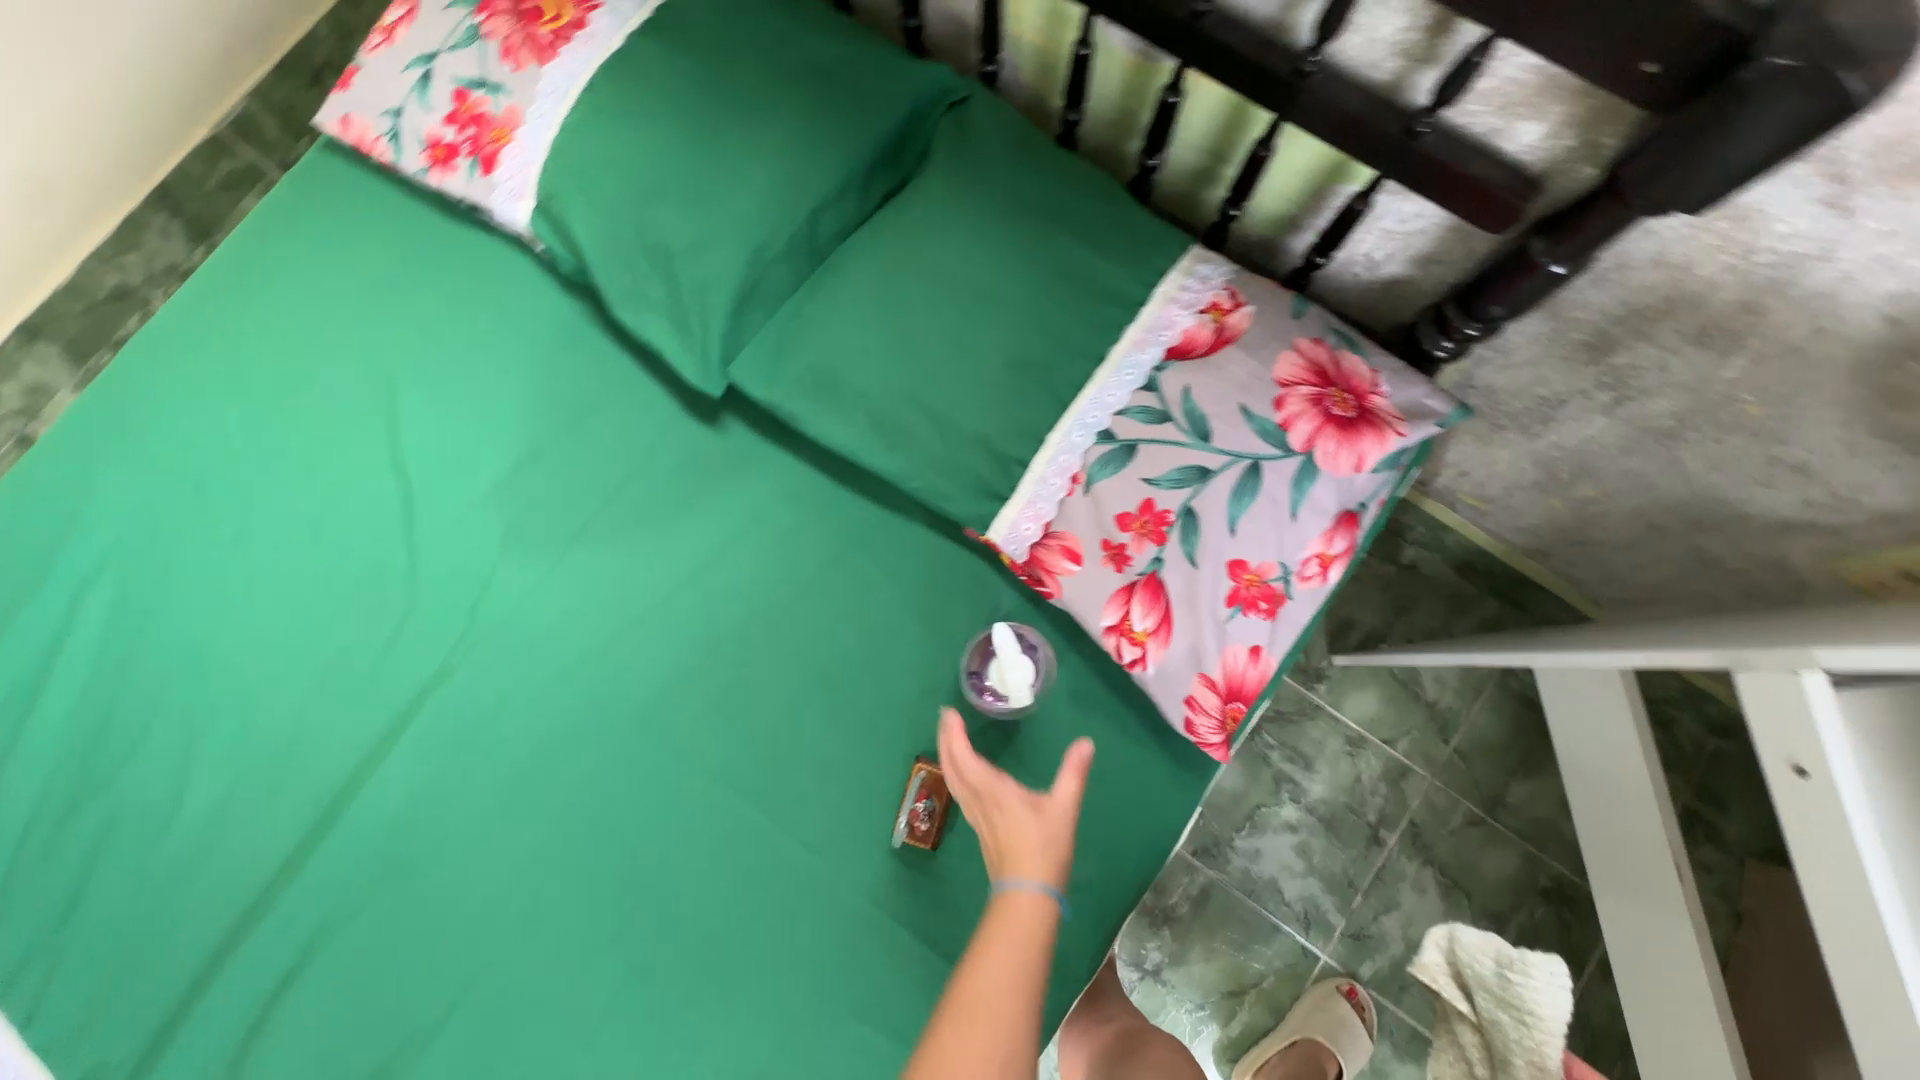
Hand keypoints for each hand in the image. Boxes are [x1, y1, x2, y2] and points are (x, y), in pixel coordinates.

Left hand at [937, 707, 1093, 890]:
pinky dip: (955, 773)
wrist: (1027, 894)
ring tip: (949, 738)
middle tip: (945, 718)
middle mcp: (978, 800)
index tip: (948, 712)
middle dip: (945, 740)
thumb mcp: (1064, 808)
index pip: (964, 756)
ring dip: (947, 756)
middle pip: (951, 766)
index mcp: (993, 790)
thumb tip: (1086, 742)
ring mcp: (975, 815)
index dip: (953, 734)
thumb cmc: (1044, 849)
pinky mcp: (979, 827)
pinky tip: (963, 773)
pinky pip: (959, 792)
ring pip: (952, 780)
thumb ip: (1073, 773)